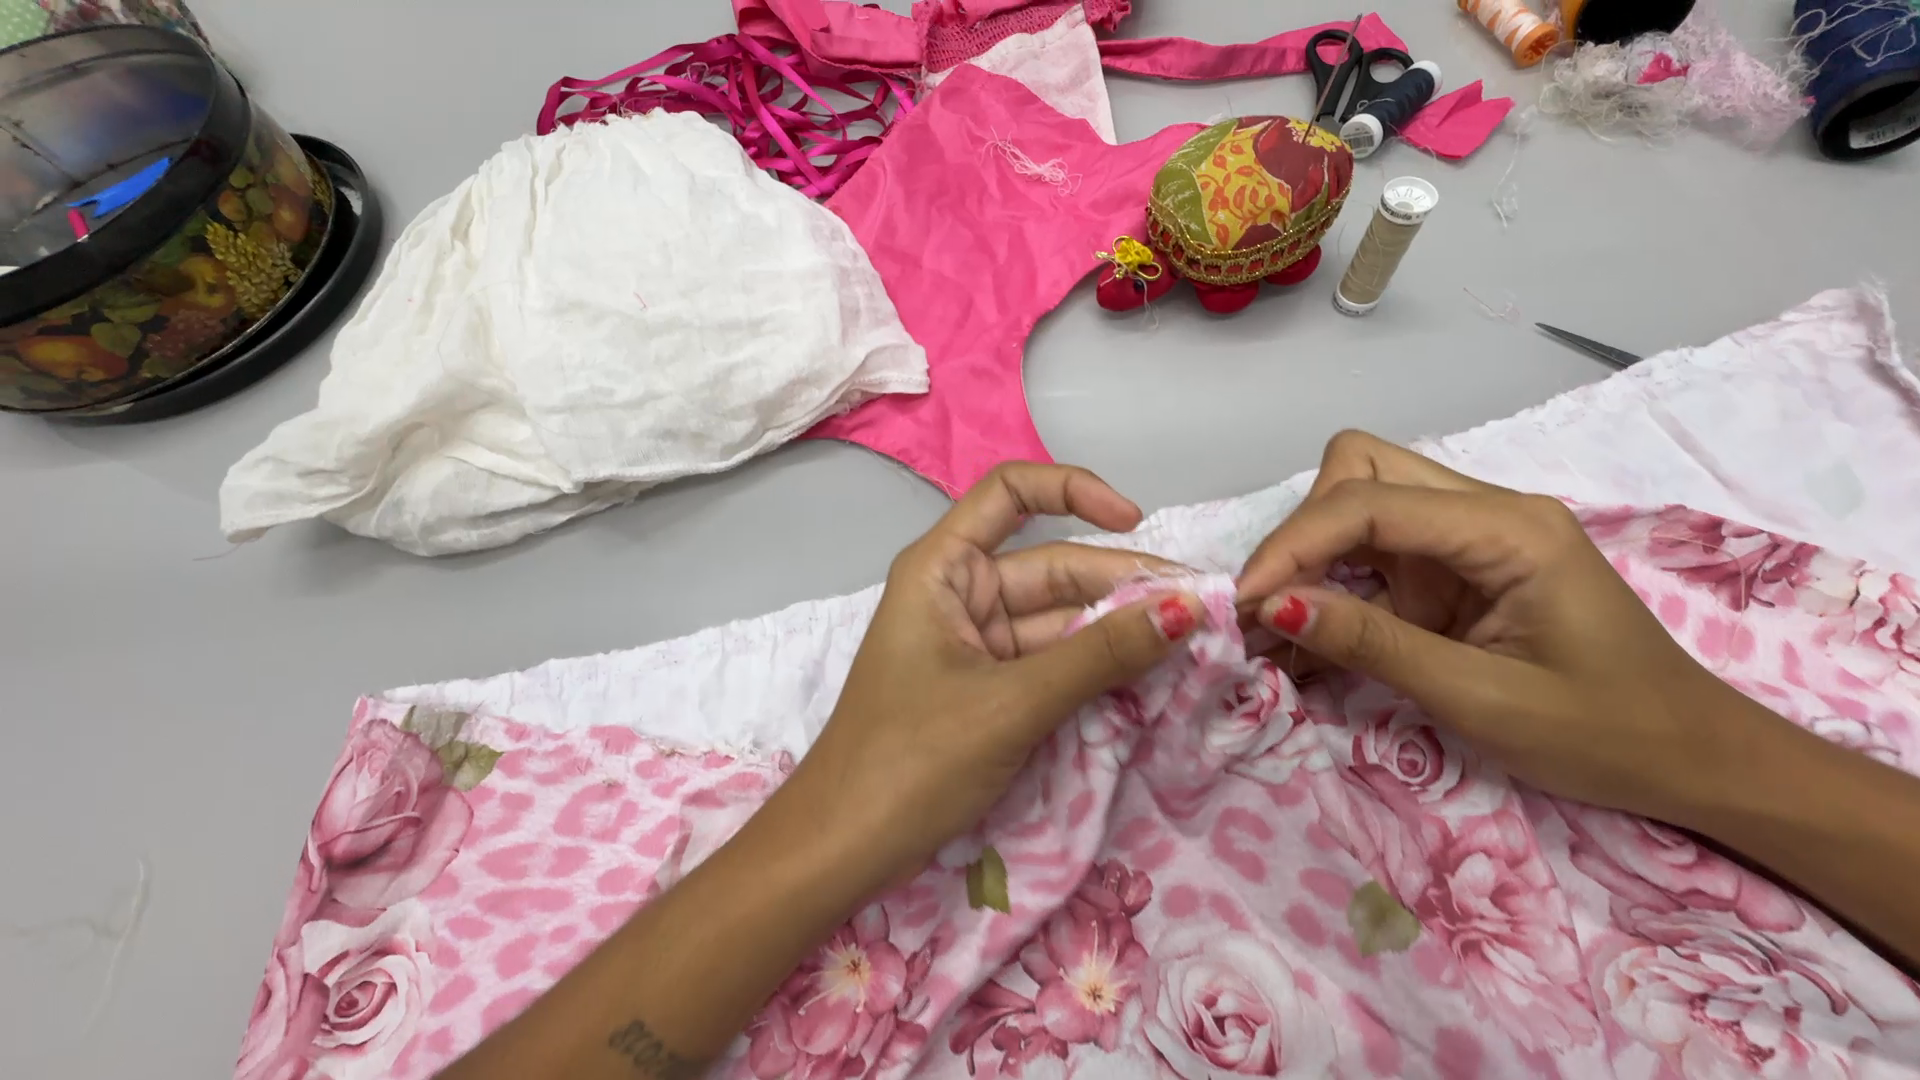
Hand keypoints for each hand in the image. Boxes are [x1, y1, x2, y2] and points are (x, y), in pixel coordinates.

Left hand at [784, 463, 1205, 897]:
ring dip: (1118, 630)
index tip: (1136, 519)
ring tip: (1194, 641)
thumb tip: (1187, 609)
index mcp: (941, 569)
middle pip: (1051, 567)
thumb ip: (1100, 655)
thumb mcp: (1012, 703)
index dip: (1074, 490)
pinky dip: (1095, 667)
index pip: (1010, 493)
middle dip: (1122, 583)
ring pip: (1058, 619)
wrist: (844, 850)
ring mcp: (974, 644)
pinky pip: (1051, 661)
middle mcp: (959, 594)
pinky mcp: (987, 689)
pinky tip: (1149, 673)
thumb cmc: (912, 760)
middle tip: (1204, 608)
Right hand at [1235, 431, 1762, 821]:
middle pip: (1361, 470)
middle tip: (1272, 603)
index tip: (1245, 601)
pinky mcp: (1453, 566)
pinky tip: (1310, 628)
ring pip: (1358, 502)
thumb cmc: (1603, 734)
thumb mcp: (1479, 697)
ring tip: (1275, 620)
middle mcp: (1485, 511)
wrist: (1694, 761)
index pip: (1369, 502)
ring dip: (1309, 553)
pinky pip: (1372, 550)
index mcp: (1508, 529)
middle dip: (1301, 531)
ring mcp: (1468, 535)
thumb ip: (1372, 644)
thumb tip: (1273, 606)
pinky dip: (1330, 581)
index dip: (1294, 544)